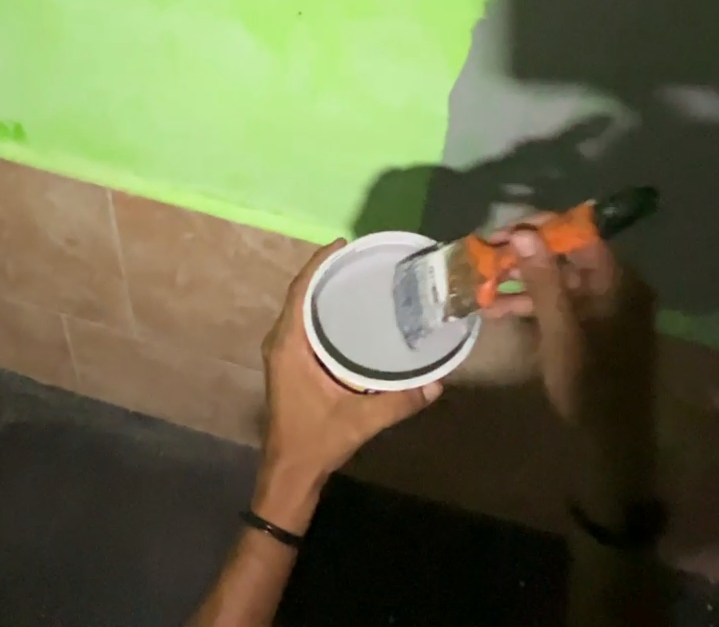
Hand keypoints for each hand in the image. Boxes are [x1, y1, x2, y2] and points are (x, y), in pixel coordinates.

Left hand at [254, 239, 441, 528]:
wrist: (289, 473)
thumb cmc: (315, 441)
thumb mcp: (359, 420)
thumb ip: (398, 402)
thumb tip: (437, 384)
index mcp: (289, 345)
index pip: (299, 291)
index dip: (318, 264)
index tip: (342, 244)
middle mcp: (281, 342)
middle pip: (300, 294)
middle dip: (326, 272)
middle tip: (360, 258)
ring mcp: (284, 352)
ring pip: (301, 309)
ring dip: (323, 290)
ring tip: (357, 277)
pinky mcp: (290, 362)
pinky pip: (303, 323)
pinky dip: (322, 310)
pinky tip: (349, 312)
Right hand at [482, 220, 621, 421]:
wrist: (613, 441)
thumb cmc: (589, 381)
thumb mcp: (559, 328)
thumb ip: (543, 278)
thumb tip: (524, 232)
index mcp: (617, 281)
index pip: (579, 234)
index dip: (540, 227)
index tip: (503, 232)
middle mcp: (616, 287)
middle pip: (566, 255)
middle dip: (524, 255)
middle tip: (487, 256)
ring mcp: (605, 308)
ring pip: (559, 280)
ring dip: (522, 280)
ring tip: (483, 284)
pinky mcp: (593, 327)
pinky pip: (561, 302)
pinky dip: (532, 303)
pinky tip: (496, 310)